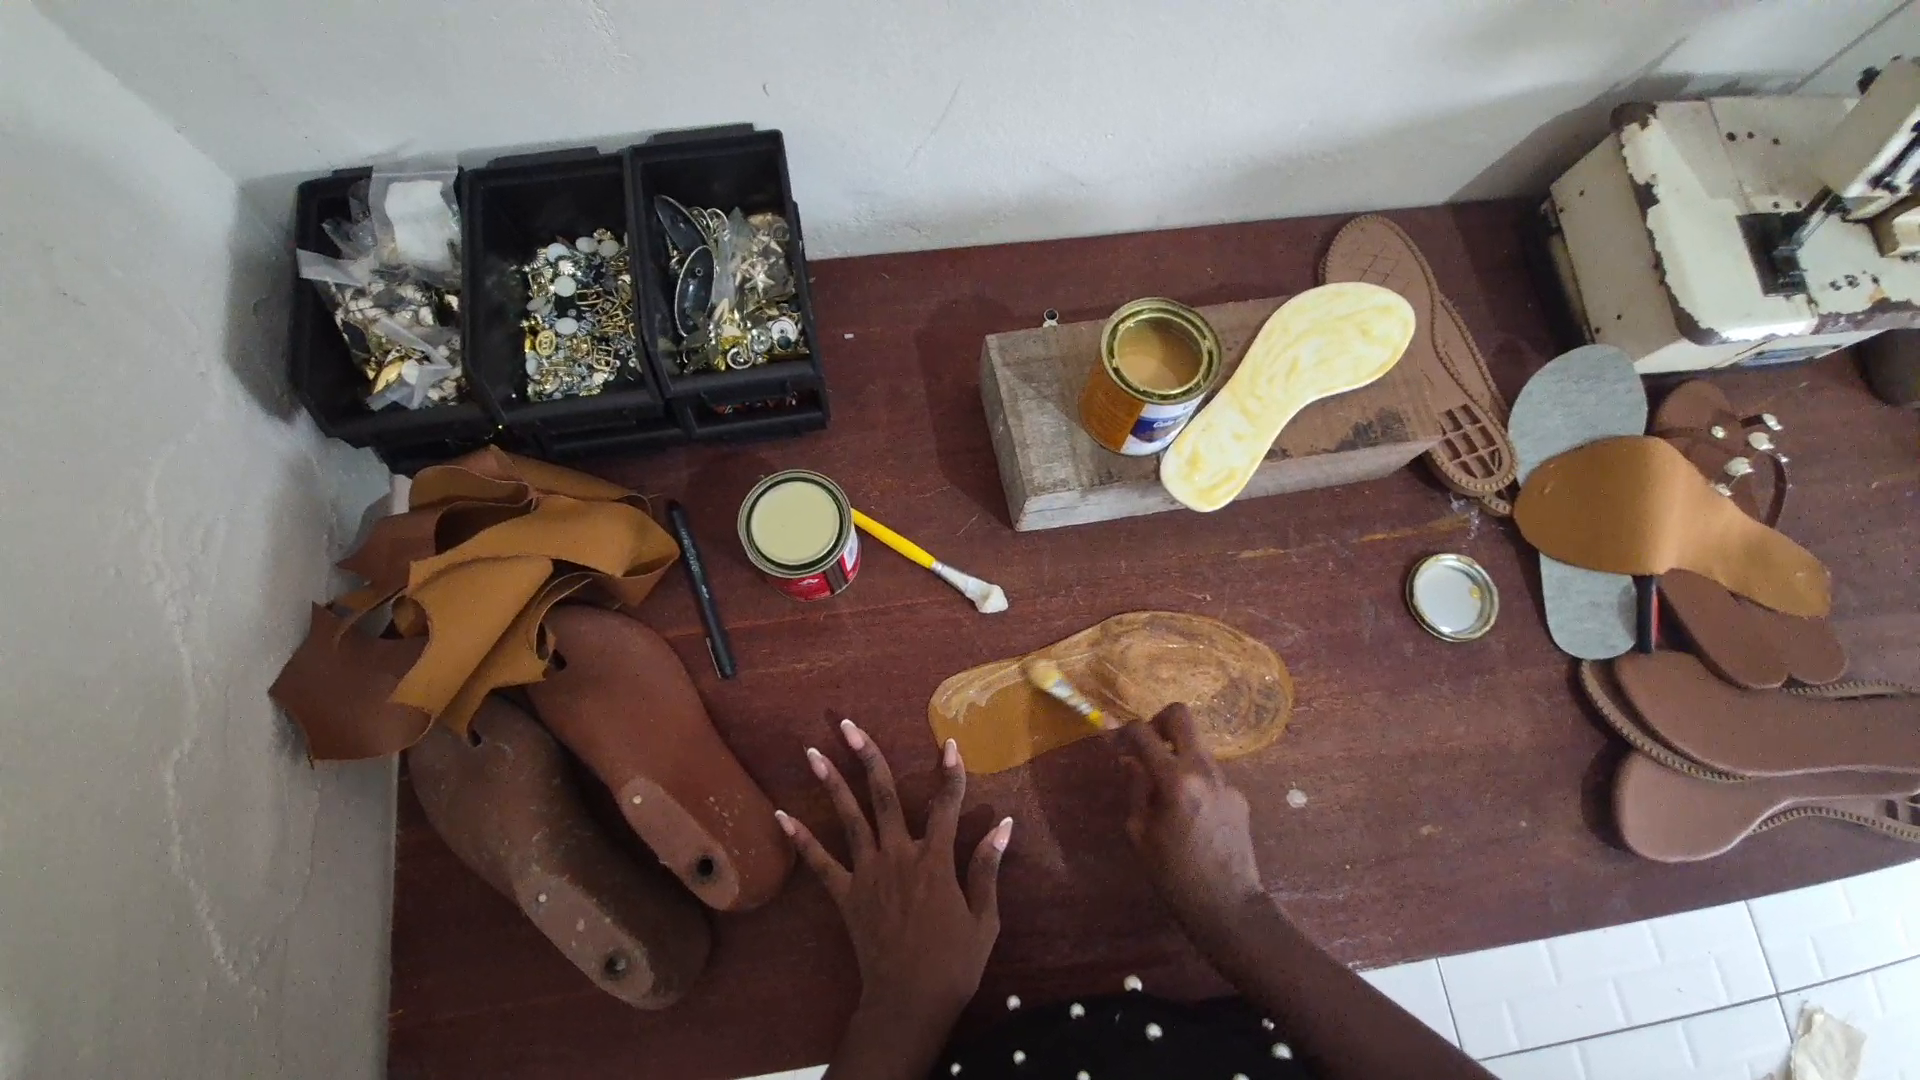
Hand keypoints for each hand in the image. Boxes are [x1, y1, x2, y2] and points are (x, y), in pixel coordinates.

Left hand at [777, 720, 1011, 1026]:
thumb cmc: (953, 963)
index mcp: (935, 861)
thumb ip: (988, 868)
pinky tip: (781, 815)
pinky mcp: (845, 895)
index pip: (946, 806)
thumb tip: (1004, 825)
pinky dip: (801, 839)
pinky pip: (820, 863)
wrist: (909, 1004)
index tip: (949, 743)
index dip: (950, 774)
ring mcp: (868, 873)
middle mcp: (899, 856)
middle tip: (847, 725)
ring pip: (848, 818)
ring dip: (831, 782)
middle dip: (867, 757)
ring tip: (811, 751)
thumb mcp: (984, 918)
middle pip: (883, 796)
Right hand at [1118, 704, 1266, 941]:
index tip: (1116, 743)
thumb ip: (1135, 789)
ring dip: (1177, 755)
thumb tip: (1130, 761)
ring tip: (1164, 790)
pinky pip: (1210, 775)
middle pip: (1181, 716)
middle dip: (1158, 721)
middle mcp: (1203, 771)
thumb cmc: (1174, 874)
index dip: (1125, 731)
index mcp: (1174, 780)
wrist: (1228, 905)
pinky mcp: (1239, 796)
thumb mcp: (1140, 833)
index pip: (1144, 733)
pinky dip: (1194, 781)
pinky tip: (1189, 814)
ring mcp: (1226, 782)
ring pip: (1197, 746)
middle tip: (1147, 745)